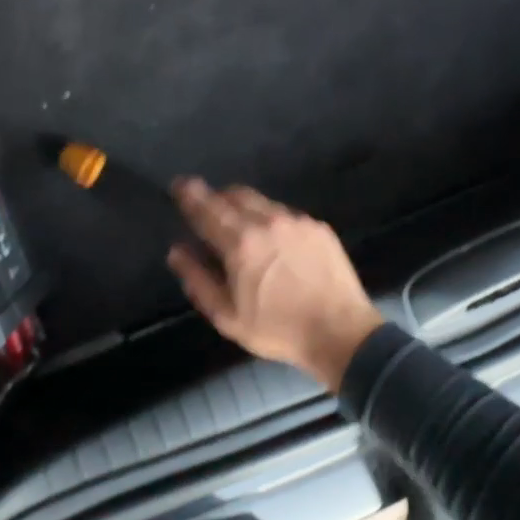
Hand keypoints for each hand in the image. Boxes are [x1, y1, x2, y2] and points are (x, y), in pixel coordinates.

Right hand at [167, 179, 385, 392]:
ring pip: (260, 201)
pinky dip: (271, 221)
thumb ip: (197, 279)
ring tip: (243, 231)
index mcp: (239, 243)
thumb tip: (177, 250)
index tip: (178, 185)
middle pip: (233, 194)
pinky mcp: (317, 227)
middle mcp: (266, 221)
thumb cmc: (278, 329)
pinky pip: (285, 214)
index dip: (188, 193)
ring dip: (244, 208)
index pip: (206, 207)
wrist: (341, 334)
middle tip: (209, 213)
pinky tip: (276, 245)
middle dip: (216, 198)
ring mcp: (295, 221)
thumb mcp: (227, 316)